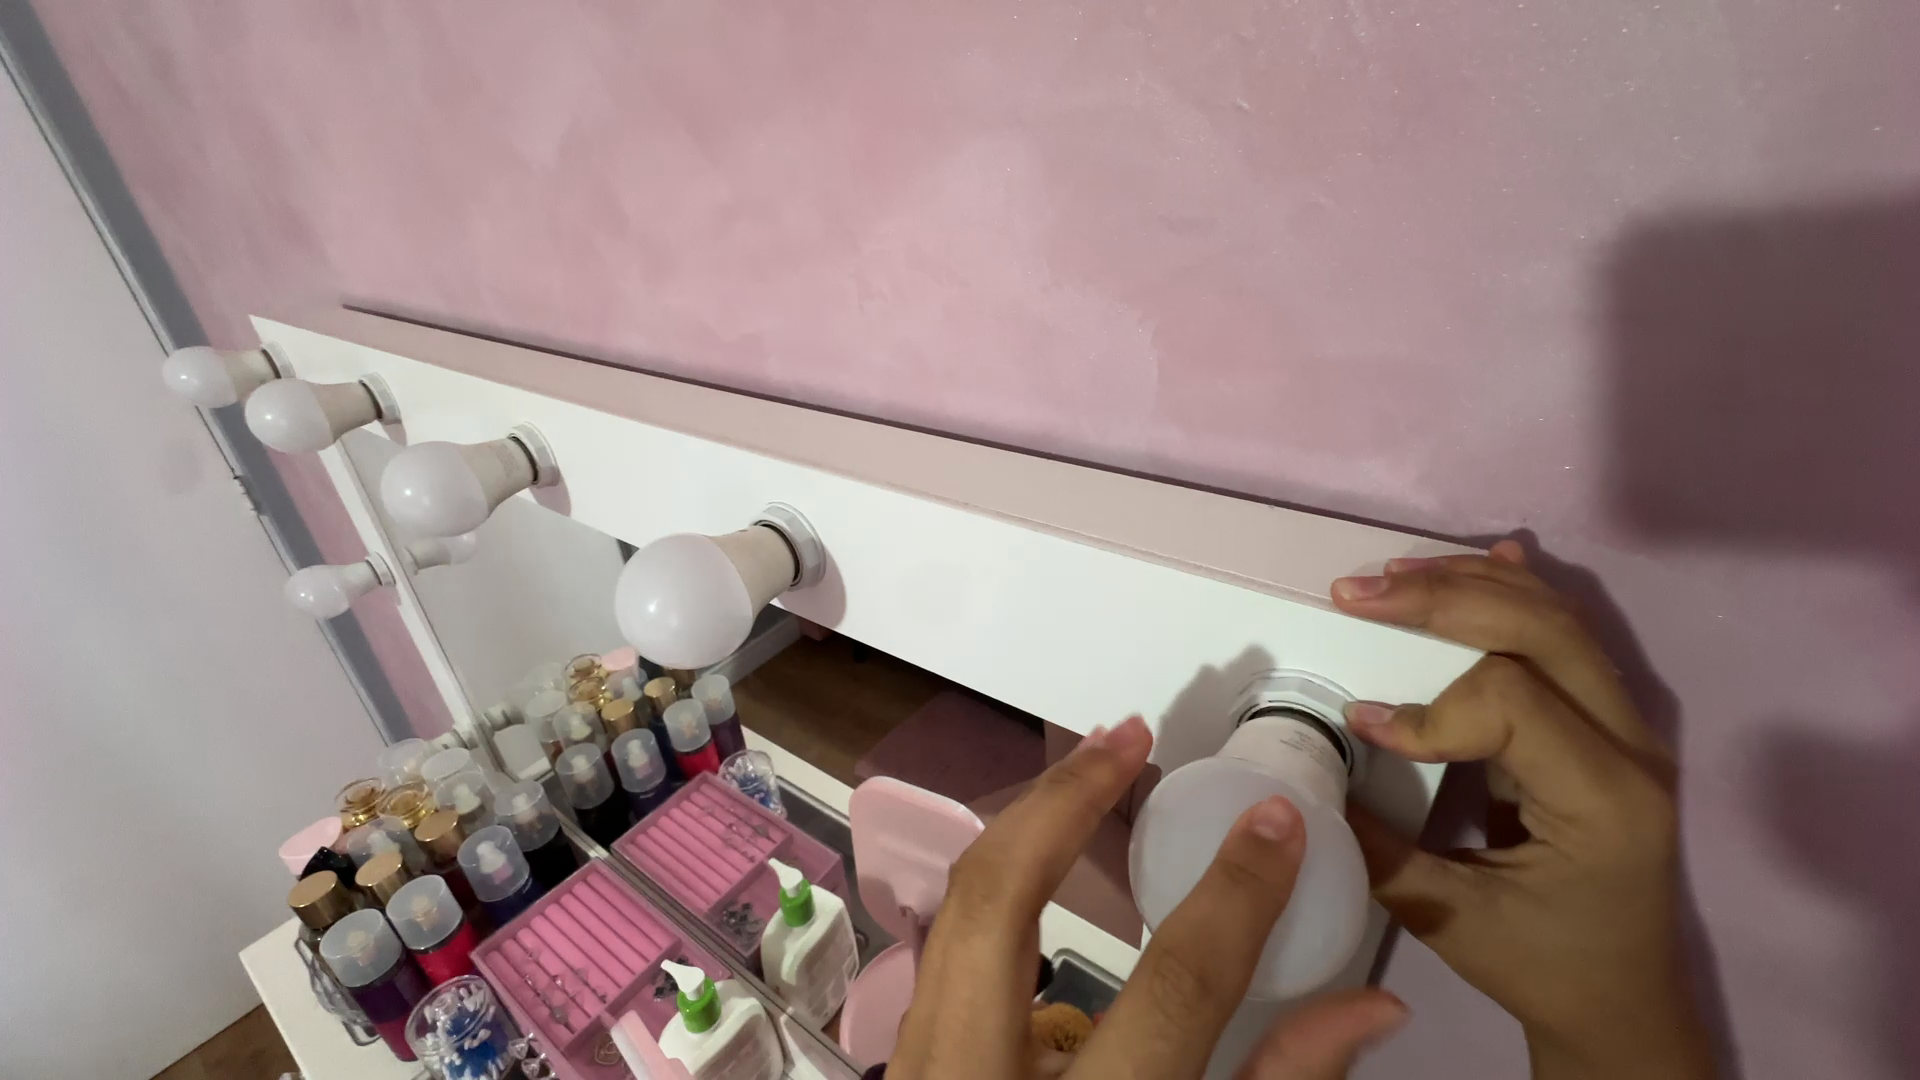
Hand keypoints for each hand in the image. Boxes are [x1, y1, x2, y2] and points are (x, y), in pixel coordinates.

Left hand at [889, 714, 1407, 1079]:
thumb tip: (1370, 1006)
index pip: (1170, 996)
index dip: (1235, 898)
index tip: (1277, 819)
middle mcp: (969, 1078)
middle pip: (997, 901)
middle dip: (1064, 801)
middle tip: (1126, 734)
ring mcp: (921, 1062)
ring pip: (960, 900)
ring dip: (1028, 820)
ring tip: (1093, 764)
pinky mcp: (909, 1052)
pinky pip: (958, 936)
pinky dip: (1011, 876)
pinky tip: (1053, 846)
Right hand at [1331, 540, 1714, 1079]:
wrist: (1624, 1000)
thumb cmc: (1544, 964)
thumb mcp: (1449, 918)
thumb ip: (1374, 847)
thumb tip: (1303, 777)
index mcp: (1600, 798)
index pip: (1512, 702)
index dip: (1427, 705)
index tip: (1360, 724)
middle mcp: (1628, 747)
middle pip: (1539, 630)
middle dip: (1438, 602)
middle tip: (1354, 593)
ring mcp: (1626, 726)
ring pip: (1554, 617)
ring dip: (1465, 584)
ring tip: (1390, 576)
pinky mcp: (1604, 720)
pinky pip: (1566, 632)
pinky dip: (1520, 589)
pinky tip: (1492, 556)